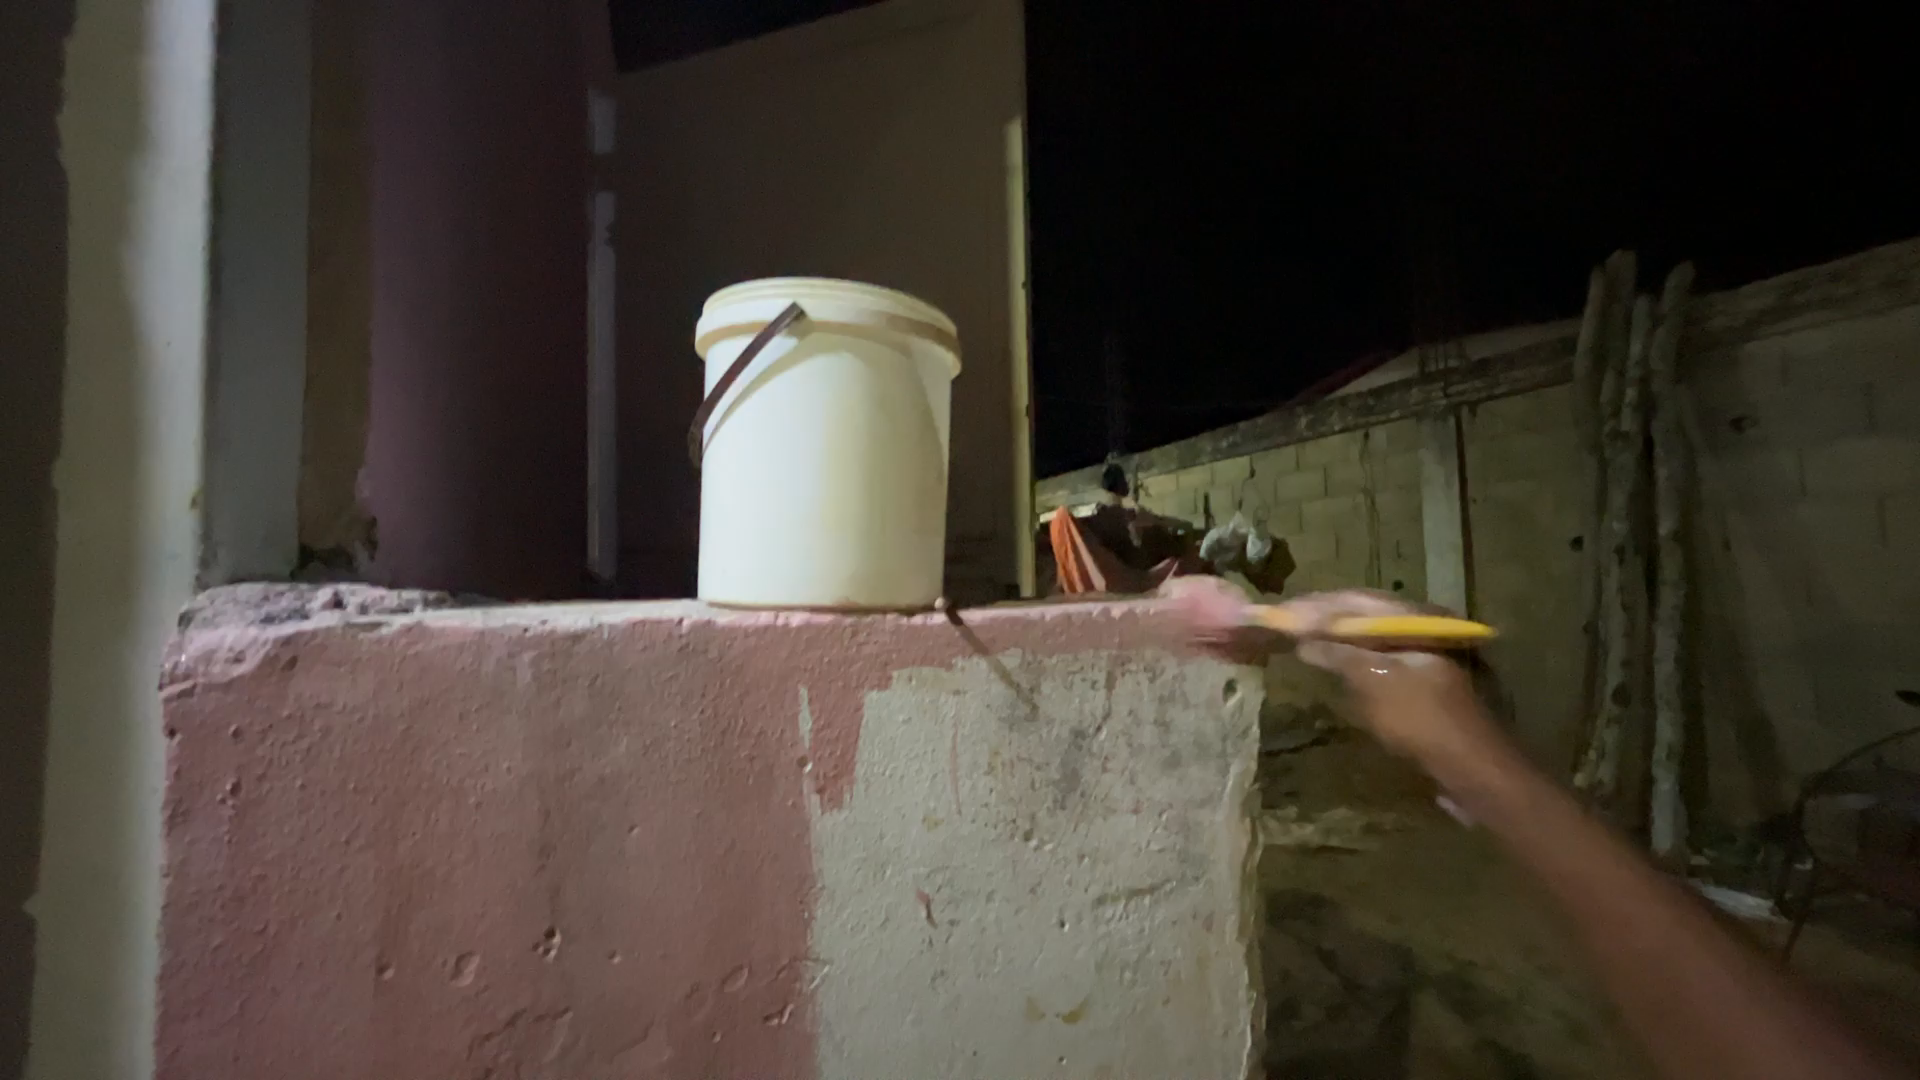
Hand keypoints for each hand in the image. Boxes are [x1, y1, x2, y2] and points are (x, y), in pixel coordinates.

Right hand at [1277, 590, 1514, 782]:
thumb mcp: (1372, 679)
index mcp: (1411, 619)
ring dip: (1332, 635)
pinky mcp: (1416, 679)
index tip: (1279, 612)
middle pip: (1359, 613)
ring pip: (1365, 635)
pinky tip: (1328, 662)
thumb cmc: (1419, 718)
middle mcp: (1418, 628)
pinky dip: (1346, 655)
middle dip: (1319, 617)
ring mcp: (1419, 653)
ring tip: (1298, 638)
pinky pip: (1372, 655)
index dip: (1312, 605)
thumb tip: (1302, 640)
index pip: (1351, 600)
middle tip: (1283, 623)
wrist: (1468, 767)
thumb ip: (1336, 653)